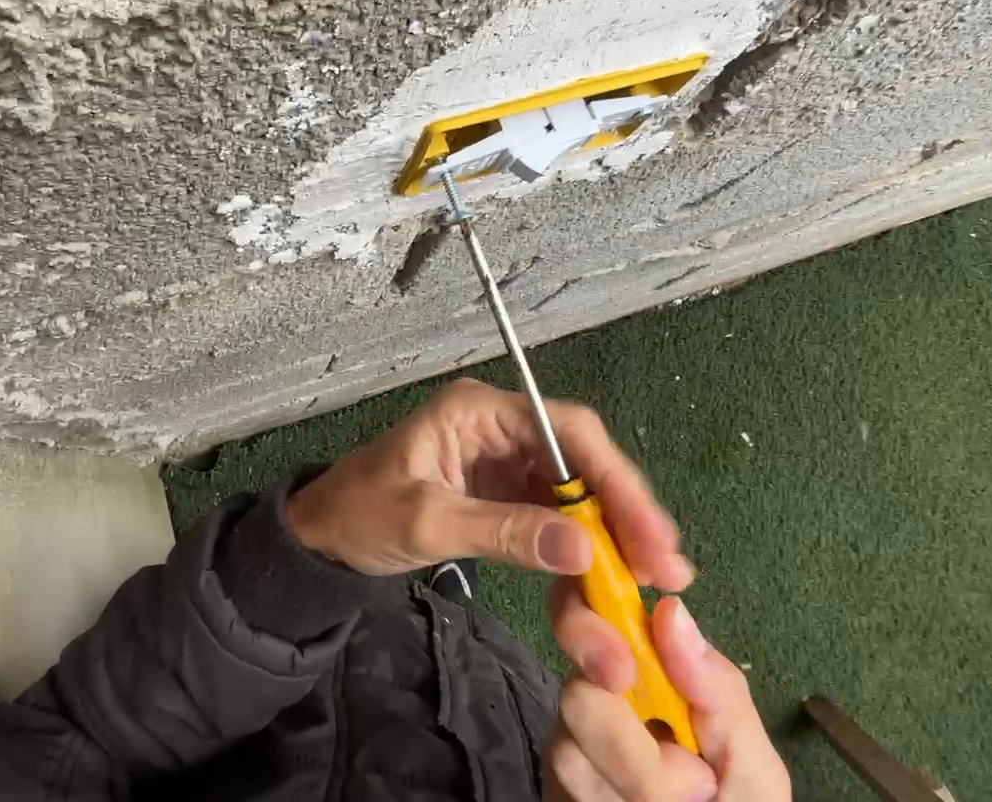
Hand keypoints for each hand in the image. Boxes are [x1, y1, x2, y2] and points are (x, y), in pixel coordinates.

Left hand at [284, 377, 693, 585]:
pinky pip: (554, 515)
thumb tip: (585, 549)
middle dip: (623, 511)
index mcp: (477, 412)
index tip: (650, 532)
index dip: (614, 477)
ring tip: (650, 580)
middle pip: (580, 459)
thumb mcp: (425, 521)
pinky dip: (580, 547)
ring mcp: (503, 461)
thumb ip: (502, 531)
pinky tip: (605, 579)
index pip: (564, 428)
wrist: (324, 535)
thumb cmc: (361, 512)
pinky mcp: (503, 493)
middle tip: (666, 568)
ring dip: (611, 534)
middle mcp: (499, 427)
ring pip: (575, 491)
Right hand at [545, 594, 790, 801]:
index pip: (587, 616)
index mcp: (645, 673)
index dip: (589, 629)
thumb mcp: (751, 763)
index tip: (622, 671)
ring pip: (569, 752)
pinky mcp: (554, 786)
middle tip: (691, 788)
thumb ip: (717, 692)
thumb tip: (670, 607)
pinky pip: (566, 785)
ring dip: (633, 792)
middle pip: (576, 692)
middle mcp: (596, 697)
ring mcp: (569, 747)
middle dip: (631, 753)